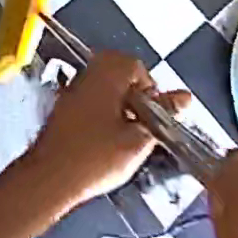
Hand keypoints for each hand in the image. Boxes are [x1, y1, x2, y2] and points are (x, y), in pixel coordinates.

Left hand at [11, 53, 195, 215]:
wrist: (52, 174)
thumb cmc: (98, 157)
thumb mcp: (138, 140)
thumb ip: (163, 115)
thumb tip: (186, 96)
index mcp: (105, 76)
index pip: (134, 63)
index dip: (150, 87)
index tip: (153, 114)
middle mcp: (87, 75)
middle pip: (117, 67)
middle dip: (135, 90)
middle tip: (143, 120)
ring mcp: (73, 88)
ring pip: (103, 80)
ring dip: (120, 98)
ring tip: (128, 130)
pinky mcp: (65, 104)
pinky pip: (90, 93)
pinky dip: (104, 105)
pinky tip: (107, 133)